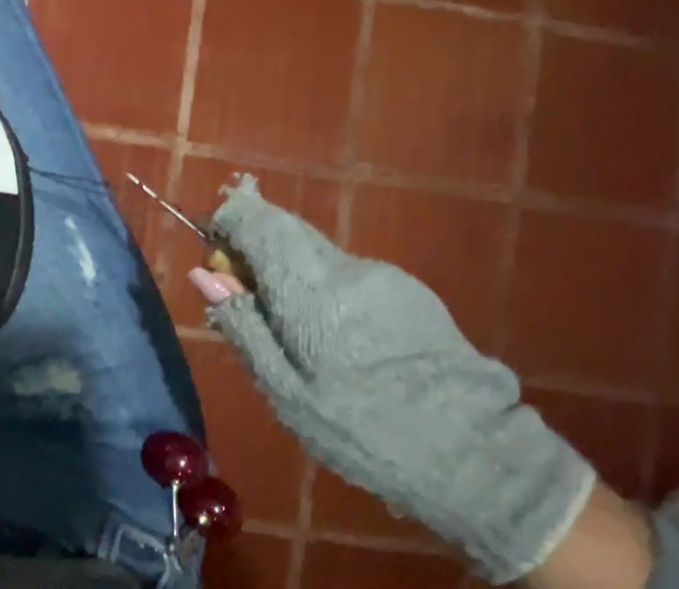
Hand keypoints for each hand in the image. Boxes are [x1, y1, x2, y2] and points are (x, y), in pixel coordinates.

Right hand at [190, 175, 595, 584]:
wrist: (475, 458)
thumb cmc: (362, 431)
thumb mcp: (285, 391)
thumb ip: (242, 325)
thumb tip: (202, 273)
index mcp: (311, 289)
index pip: (256, 220)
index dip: (227, 225)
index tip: (213, 255)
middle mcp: (346, 266)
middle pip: (286, 229)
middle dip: (255, 249)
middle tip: (243, 294)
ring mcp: (383, 275)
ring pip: (316, 252)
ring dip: (291, 271)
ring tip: (293, 329)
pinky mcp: (410, 291)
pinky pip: (347, 273)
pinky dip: (324, 288)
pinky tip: (338, 338)